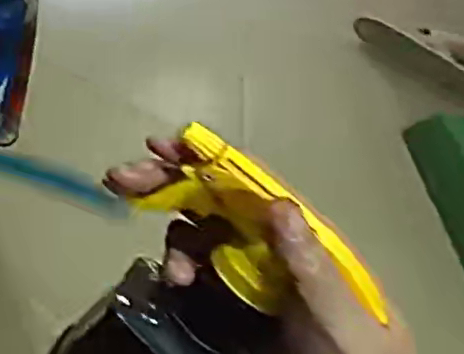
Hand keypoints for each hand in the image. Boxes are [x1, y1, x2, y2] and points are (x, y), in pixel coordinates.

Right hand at [106, 139, 411, 353]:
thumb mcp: (343, 318)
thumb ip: (311, 264)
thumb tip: (277, 201)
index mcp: (300, 232)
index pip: (246, 178)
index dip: (201, 156)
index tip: (158, 145)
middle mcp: (270, 238)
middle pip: (209, 192)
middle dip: (162, 180)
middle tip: (120, 178)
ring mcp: (249, 264)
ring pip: (194, 224)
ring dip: (166, 226)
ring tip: (166, 265)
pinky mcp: (231, 290)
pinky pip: (192, 259)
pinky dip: (175, 262)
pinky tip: (174, 279)